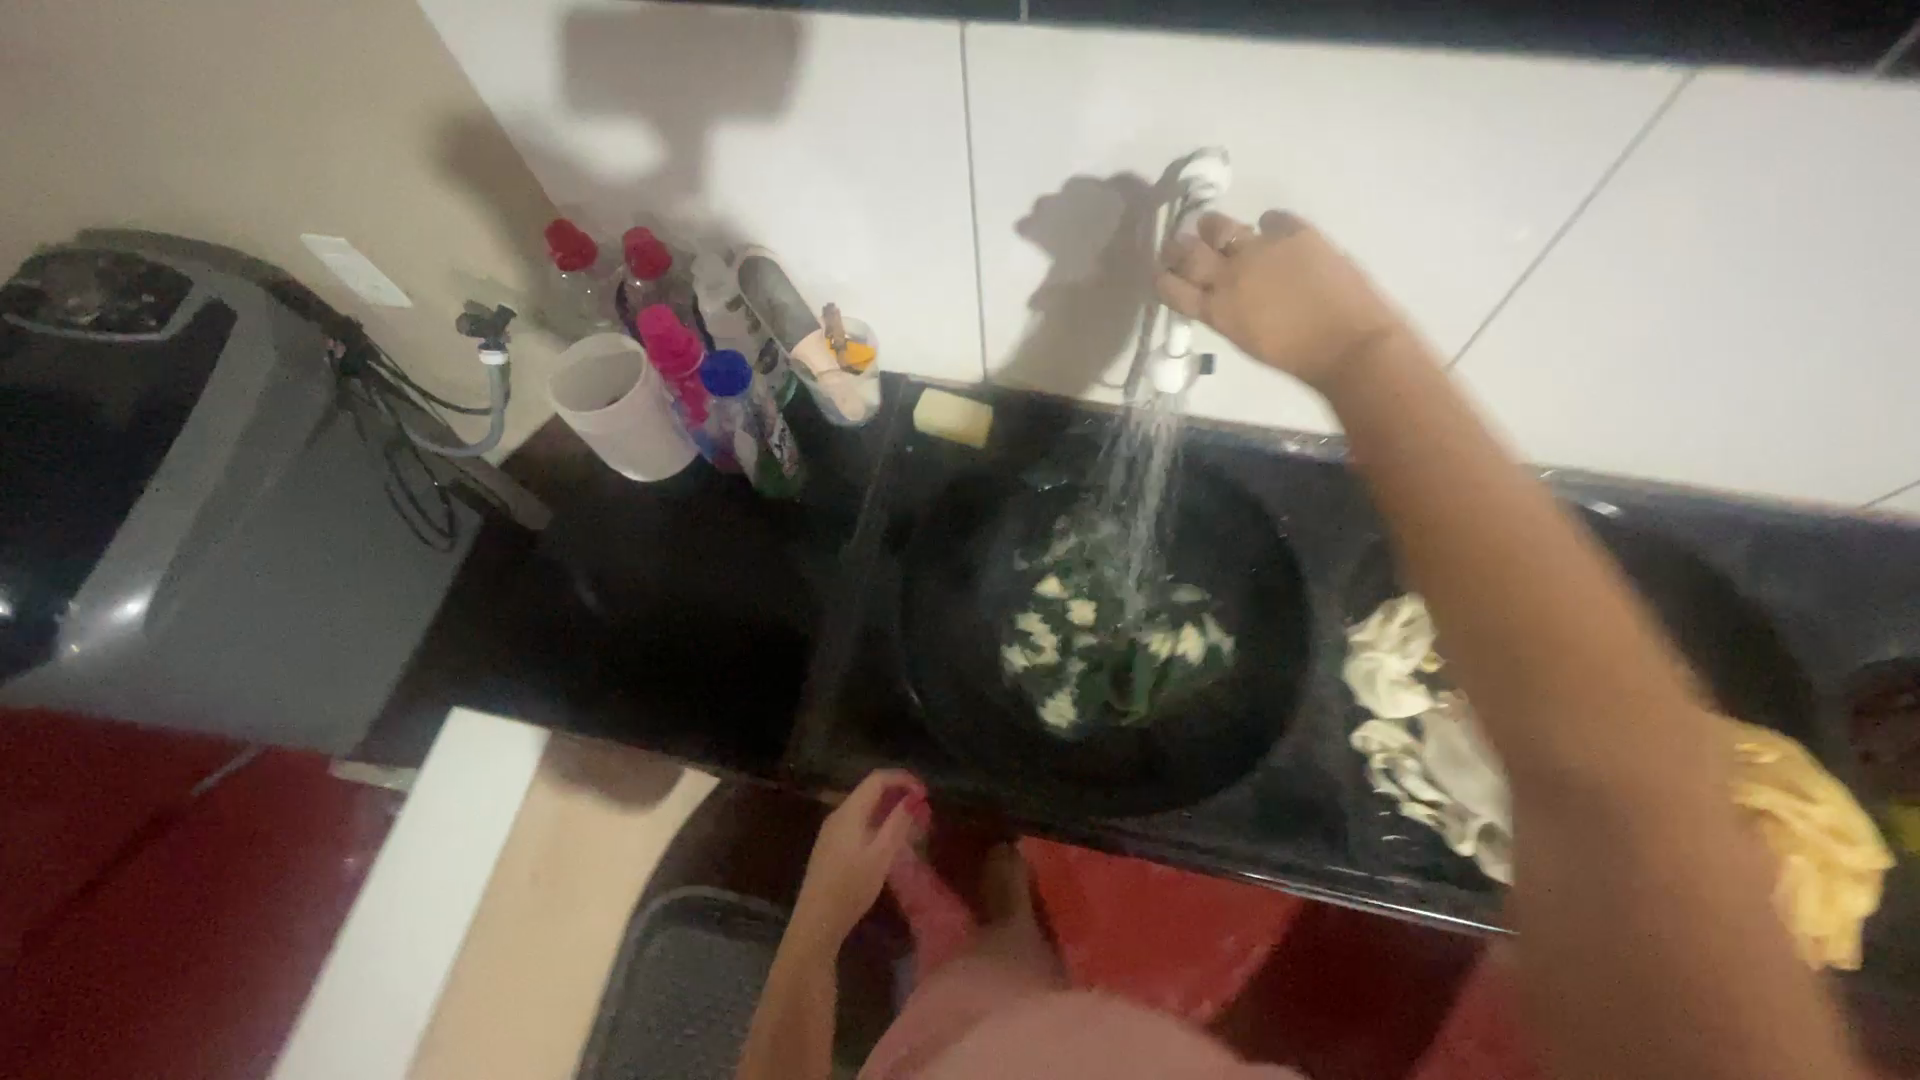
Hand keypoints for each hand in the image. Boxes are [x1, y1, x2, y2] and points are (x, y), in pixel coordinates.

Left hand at [791, 770, 925, 950]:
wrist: (817, 921)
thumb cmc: (851, 887)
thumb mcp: (881, 855)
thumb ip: (898, 823)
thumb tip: (914, 797)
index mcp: (849, 811)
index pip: (878, 779)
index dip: (903, 779)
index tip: (925, 794)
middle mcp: (839, 814)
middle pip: (871, 790)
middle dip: (899, 793)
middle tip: (923, 810)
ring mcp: (833, 830)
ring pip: (865, 807)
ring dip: (890, 809)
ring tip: (913, 824)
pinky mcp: (832, 845)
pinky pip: (859, 821)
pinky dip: (879, 821)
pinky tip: (890, 839)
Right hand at [1156, 211, 1409, 392]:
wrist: (1348, 344)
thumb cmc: (1298, 358)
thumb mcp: (1247, 340)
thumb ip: (1229, 314)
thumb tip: (1224, 296)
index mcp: (1216, 311)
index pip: (1172, 288)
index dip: (1164, 278)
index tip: (1164, 274)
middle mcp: (1230, 275)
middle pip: (1188, 253)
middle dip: (1177, 248)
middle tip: (1178, 244)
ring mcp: (1261, 249)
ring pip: (1221, 226)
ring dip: (1212, 227)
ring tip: (1213, 227)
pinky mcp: (1295, 232)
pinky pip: (1272, 218)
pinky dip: (1268, 223)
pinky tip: (1271, 229)